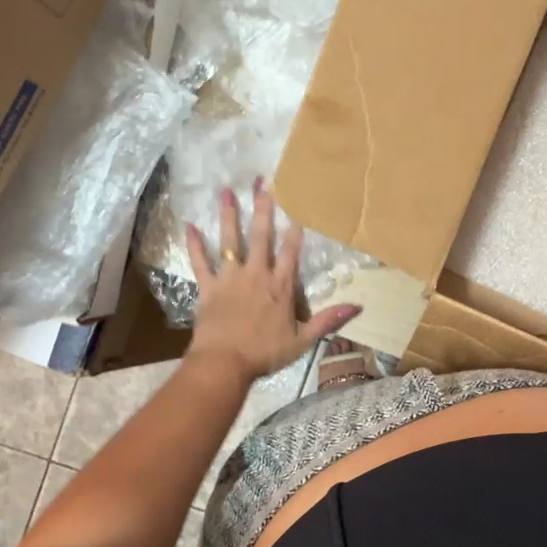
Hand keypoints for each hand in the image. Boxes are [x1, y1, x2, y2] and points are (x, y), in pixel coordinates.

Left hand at [185, 180, 360, 382]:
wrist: (225, 362)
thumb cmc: (265, 353)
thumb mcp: (303, 341)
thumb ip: (328, 321)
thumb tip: (357, 307)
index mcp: (280, 288)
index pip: (290, 252)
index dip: (294, 229)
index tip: (296, 206)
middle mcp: (256, 275)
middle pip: (261, 237)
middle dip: (263, 209)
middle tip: (262, 183)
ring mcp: (230, 278)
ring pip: (230, 241)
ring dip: (229, 215)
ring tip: (227, 191)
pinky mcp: (208, 287)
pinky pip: (200, 262)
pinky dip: (194, 244)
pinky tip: (189, 226)